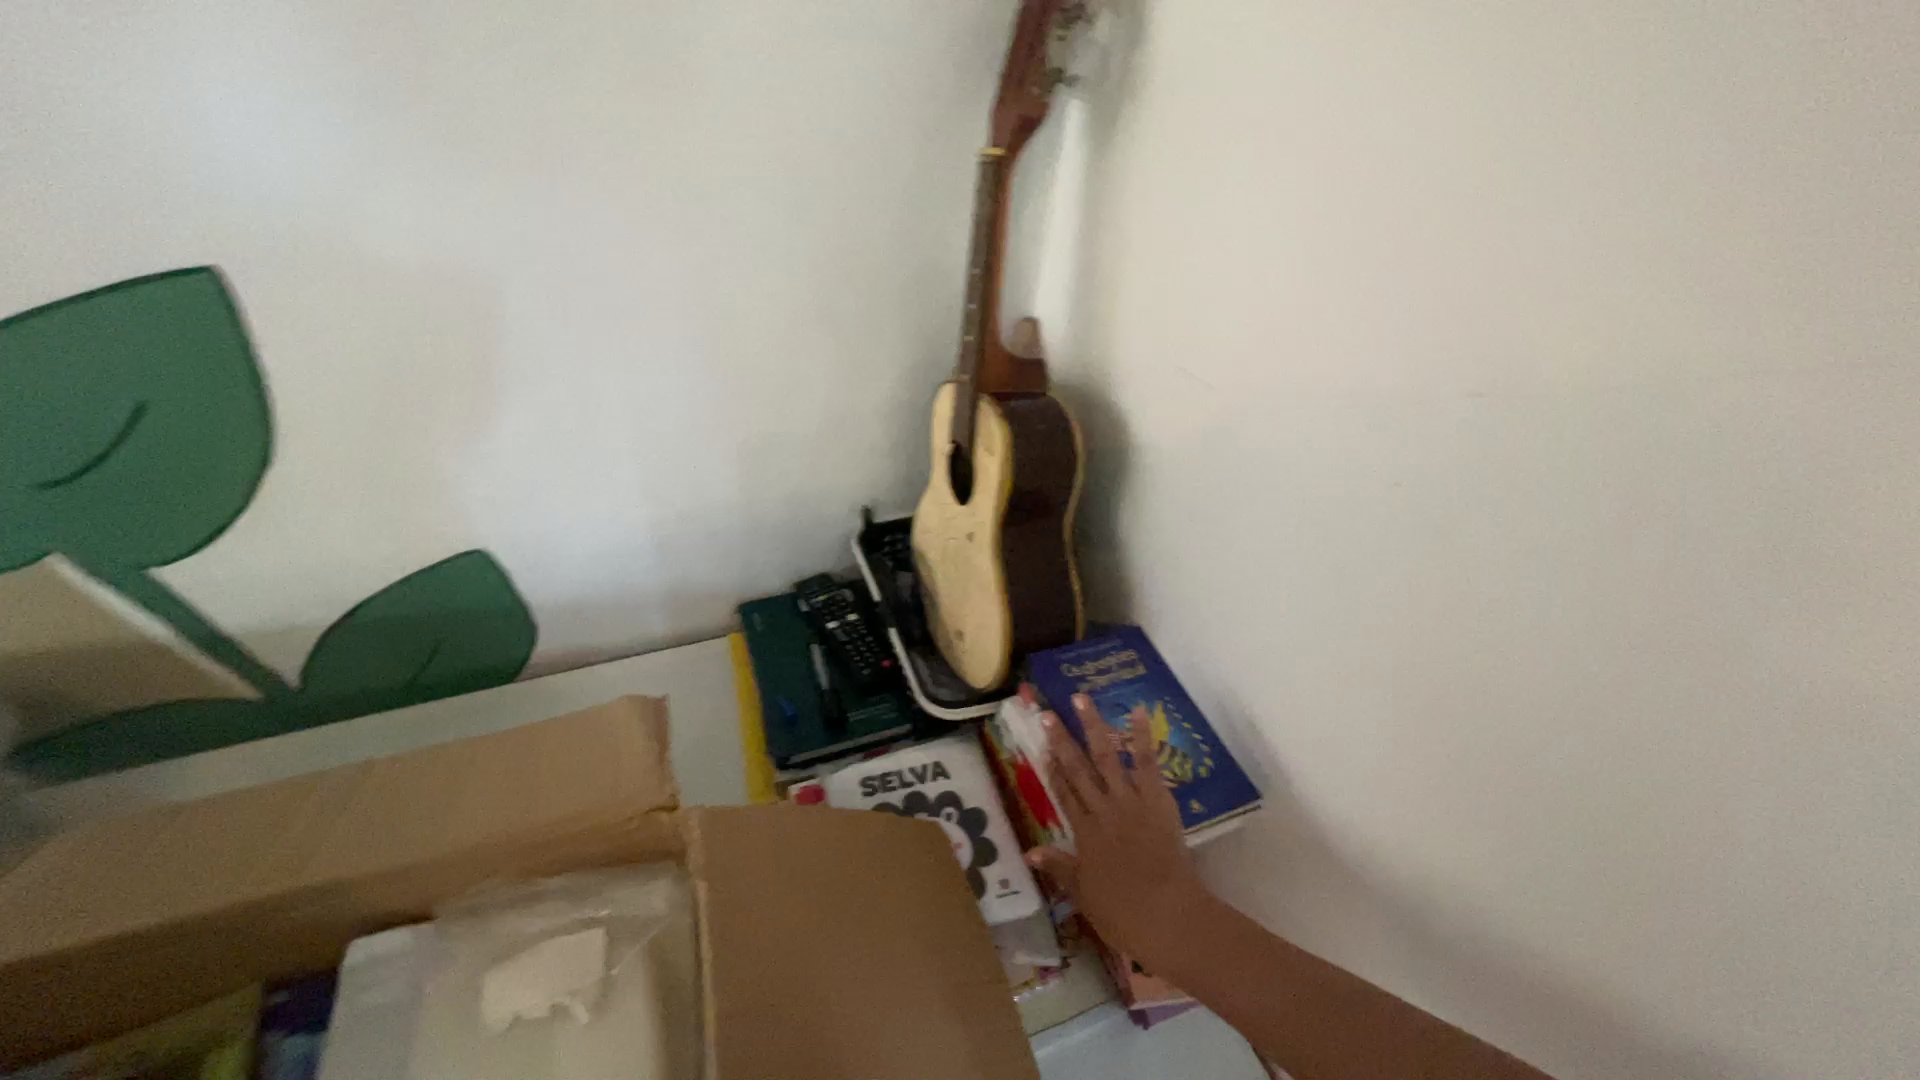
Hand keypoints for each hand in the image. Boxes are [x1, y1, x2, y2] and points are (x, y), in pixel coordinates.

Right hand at [1026, 690, 1207, 969]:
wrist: (1167, 915)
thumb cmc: (1123, 913)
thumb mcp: (1083, 894)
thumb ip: (1060, 868)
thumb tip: (1030, 851)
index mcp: (1084, 833)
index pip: (1064, 794)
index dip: (1052, 769)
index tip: (1042, 746)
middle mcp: (1103, 810)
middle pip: (1079, 769)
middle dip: (1062, 740)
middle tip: (1049, 714)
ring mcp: (1130, 801)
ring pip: (1107, 756)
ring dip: (1093, 726)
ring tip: (1082, 699)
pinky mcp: (1157, 799)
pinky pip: (1148, 762)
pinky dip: (1142, 736)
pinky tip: (1136, 712)